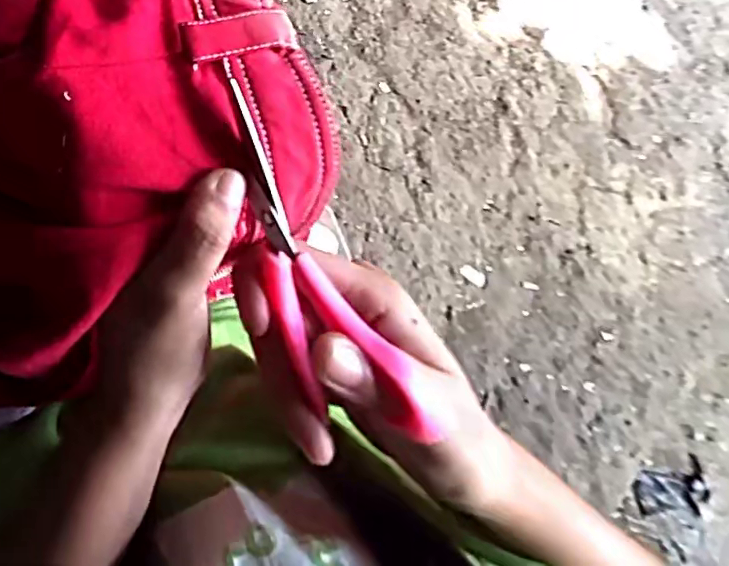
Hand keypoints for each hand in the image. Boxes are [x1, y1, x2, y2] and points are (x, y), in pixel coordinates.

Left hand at [0, 171, 245, 565]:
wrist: (146, 411)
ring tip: (266, 198)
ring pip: (201, 214)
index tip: (249, 148)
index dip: (205, 157)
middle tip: (267, 175)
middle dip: (224, 184)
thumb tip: (230, 175)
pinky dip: (228, 235)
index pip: (170, 174)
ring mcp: (162, 249)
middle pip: (189, 192)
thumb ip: (199, 238)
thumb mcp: (176, 291)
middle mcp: (144, 229)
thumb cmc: (154, 351)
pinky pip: (207, 239)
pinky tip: (251, 230)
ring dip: (229, 210)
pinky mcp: (180, 268)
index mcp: (132, 225)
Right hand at [232, 251, 515, 512]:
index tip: (261, 332)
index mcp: (370, 292)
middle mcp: (343, 297)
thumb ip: (374, 378)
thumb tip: (322, 346)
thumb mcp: (427, 414)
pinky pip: (278, 361)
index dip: (266, 282)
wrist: (468, 472)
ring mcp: (327, 323)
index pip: (293, 257)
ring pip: (270, 334)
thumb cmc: (458, 439)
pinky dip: (287, 399)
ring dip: (283, 389)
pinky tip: (316, 434)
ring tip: (317, 440)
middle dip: (278, 356)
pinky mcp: (315, 351)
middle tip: (304, 417)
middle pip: (272, 297)